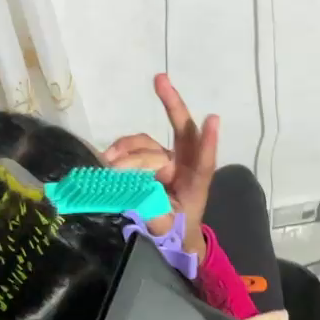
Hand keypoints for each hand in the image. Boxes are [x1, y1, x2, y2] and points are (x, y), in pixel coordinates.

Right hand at [101, 73, 219, 255]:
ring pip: (148, 143)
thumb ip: (154, 213)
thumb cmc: (175, 237)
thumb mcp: (166, 231)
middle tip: (159, 79)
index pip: (204, 164)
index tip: (213, 120)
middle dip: (172, 104)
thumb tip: (133, 191)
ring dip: (128, 147)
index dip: (208, 144)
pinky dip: (120, 152)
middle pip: (182, 132)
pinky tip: (106, 159)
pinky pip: (135, 151)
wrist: (173, 240)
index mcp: (195, 187)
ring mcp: (168, 163)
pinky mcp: (153, 164)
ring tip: (108, 161)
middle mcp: (184, 168)